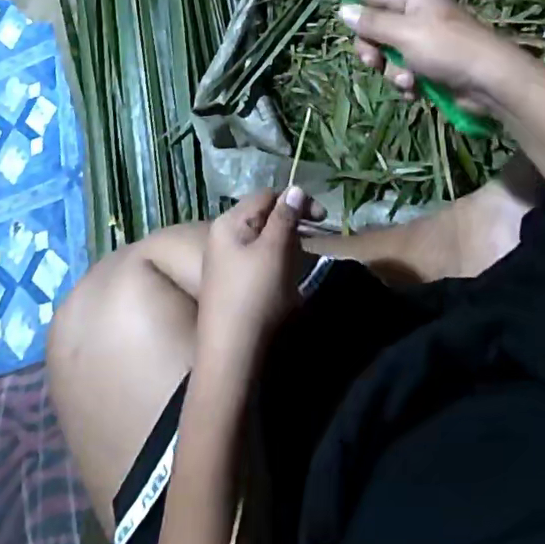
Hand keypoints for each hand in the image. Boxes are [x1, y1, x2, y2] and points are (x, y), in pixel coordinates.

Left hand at [197, 187, 314, 365]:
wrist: (232, 355)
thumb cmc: (255, 297)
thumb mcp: (275, 251)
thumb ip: (285, 217)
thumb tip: (295, 189)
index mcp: (229, 222)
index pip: (266, 195)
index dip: (295, 201)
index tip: (322, 219)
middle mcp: (222, 236)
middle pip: (263, 216)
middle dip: (291, 225)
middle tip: (312, 244)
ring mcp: (224, 260)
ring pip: (262, 239)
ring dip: (285, 246)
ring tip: (300, 265)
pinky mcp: (231, 282)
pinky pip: (257, 260)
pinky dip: (275, 263)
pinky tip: (285, 281)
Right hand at [330, 0, 529, 115]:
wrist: (491, 82)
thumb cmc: (448, 49)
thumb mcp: (405, 33)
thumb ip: (372, 23)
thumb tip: (345, 11)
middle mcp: (417, 17)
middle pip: (374, 27)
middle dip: (371, 47)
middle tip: (373, 61)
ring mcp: (424, 43)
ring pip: (387, 54)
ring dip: (392, 71)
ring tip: (407, 81)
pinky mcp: (430, 67)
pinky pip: (403, 72)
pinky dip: (406, 83)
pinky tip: (415, 91)